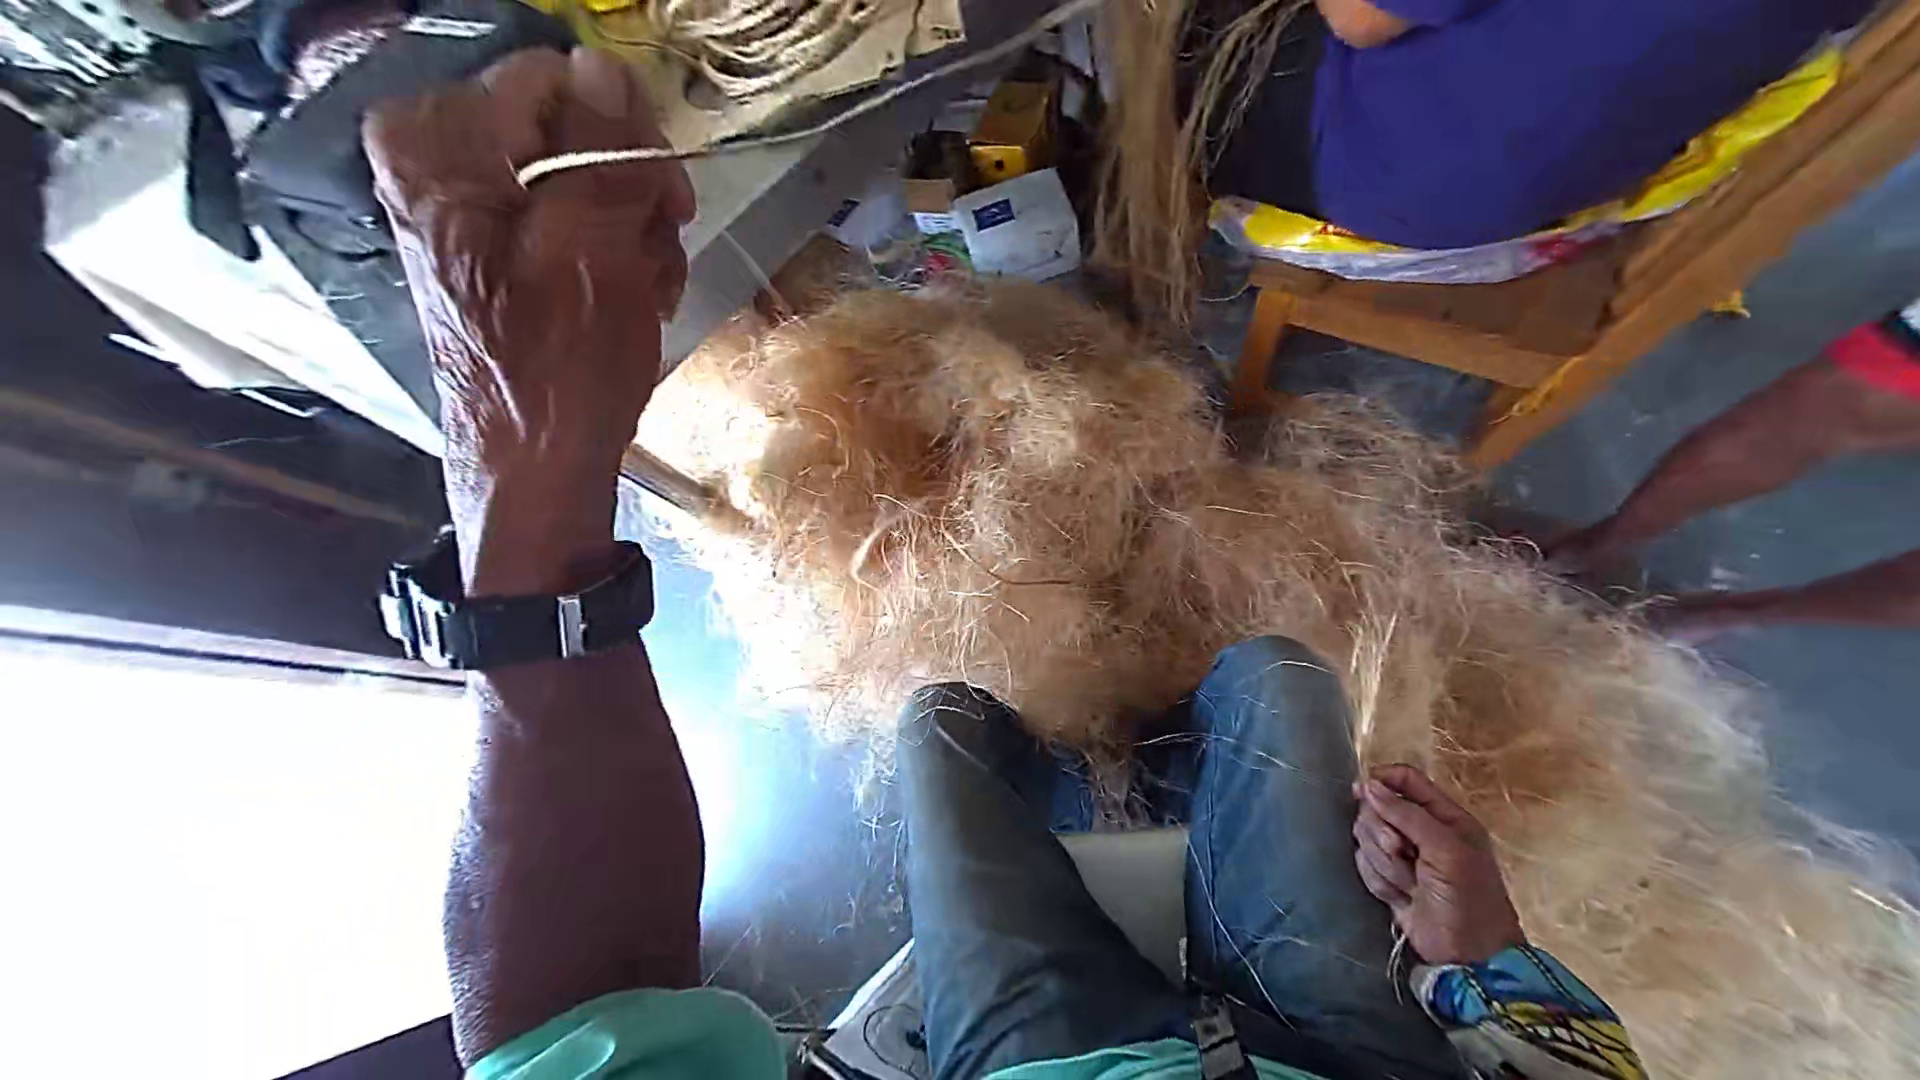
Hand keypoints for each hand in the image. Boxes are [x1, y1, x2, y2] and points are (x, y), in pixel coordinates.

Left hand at [363, 47, 695, 594]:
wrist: (539, 461)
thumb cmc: (563, 367)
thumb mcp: (593, 257)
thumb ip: (599, 157)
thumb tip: (607, 65)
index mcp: (440, 147)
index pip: (556, 83)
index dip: (627, 139)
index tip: (670, 204)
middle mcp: (445, 166)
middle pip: (574, 136)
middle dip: (634, 201)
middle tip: (657, 260)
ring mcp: (476, 213)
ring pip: (589, 187)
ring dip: (636, 241)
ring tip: (643, 298)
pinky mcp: (506, 255)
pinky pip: (579, 228)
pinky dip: (618, 264)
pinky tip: (630, 306)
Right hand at [1352, 763, 1524, 964]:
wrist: (1468, 957)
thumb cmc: (1468, 899)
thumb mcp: (1446, 850)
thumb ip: (1406, 814)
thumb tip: (1367, 785)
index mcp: (1444, 817)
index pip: (1404, 779)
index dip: (1380, 780)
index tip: (1361, 792)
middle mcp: (1420, 830)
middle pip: (1376, 807)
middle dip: (1381, 831)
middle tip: (1400, 851)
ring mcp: (1402, 854)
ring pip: (1365, 835)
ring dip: (1383, 861)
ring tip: (1409, 882)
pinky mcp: (1387, 876)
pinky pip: (1363, 862)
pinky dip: (1379, 879)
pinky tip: (1401, 896)